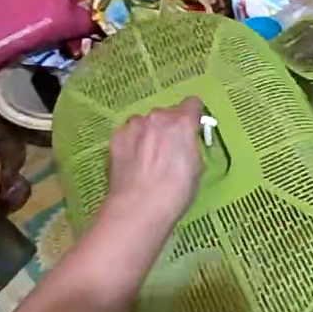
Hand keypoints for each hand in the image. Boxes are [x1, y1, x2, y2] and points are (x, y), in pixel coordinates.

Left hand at [103, 97, 205, 230]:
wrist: (138, 208)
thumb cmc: (175, 192)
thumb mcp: (196, 168)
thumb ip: (190, 147)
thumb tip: (184, 145)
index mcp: (182, 123)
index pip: (193, 104)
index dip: (193, 117)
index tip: (191, 130)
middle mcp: (157, 118)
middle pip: (167, 114)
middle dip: (169, 128)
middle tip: (167, 151)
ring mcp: (133, 126)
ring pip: (145, 122)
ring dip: (148, 133)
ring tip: (146, 158)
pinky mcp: (116, 137)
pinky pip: (128, 133)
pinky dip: (132, 143)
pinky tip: (132, 163)